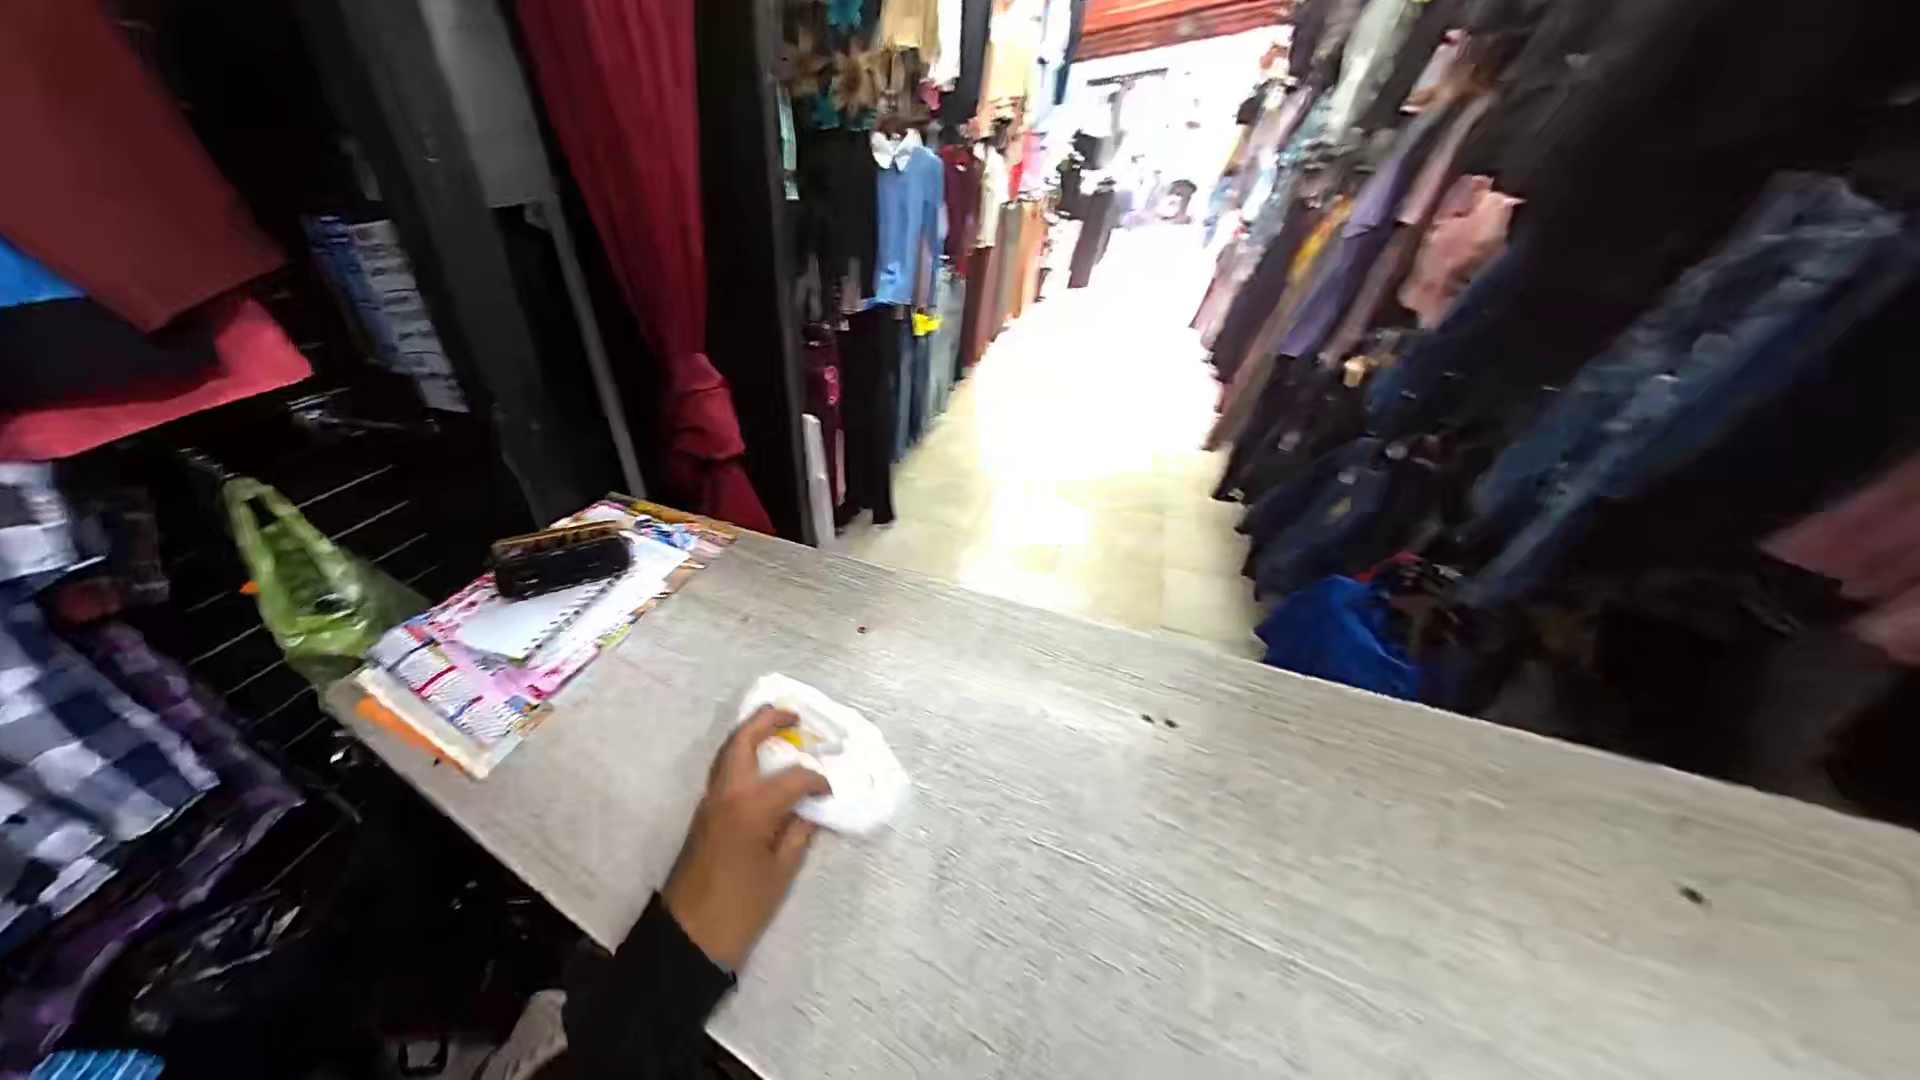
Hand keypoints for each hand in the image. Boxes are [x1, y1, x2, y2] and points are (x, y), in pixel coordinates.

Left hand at [662, 707, 831, 970]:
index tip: (828, 791)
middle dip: (767, 720)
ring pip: (728, 752)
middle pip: (743, 741)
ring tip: (776, 728)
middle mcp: (727, 794)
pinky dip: (742, 755)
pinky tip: (760, 763)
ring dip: (751, 734)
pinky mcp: (703, 813)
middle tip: (793, 715)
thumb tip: (811, 808)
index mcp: (751, 807)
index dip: (815, 781)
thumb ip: (798, 832)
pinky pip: (724, 770)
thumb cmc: (740, 908)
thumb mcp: (781, 872)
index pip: (792, 778)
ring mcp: (710, 801)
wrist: (686, 939)